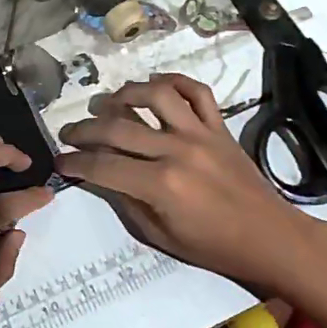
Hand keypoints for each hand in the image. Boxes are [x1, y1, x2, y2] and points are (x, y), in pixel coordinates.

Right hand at [54, 74, 326, 294]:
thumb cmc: (211, 246)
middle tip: (70, 132)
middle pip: (118, 127)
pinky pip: (197, 92)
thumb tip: (102, 176)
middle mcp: (176, 150)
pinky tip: (156, 86)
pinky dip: (175, 82)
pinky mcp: (219, 126)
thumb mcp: (159, 235)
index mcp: (160, 185)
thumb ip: (127, 202)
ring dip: (126, 93)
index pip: (102, 166)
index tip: (59, 161)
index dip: (74, 163)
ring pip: (156, 95)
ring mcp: (200, 133)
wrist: (267, 236)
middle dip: (85, 129)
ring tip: (110, 103)